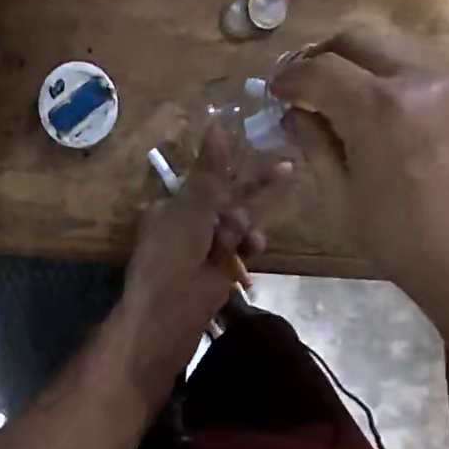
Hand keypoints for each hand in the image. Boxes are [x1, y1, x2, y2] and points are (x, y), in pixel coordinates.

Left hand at [112, 124, 288, 389]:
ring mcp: (199, 253)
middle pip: (225, 203)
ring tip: (236, 245)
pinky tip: (246, 259)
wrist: (163, 322)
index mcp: (170, 207)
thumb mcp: (189, 212)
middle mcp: (183, 226)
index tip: (267, 152)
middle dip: (243, 200)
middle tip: (286, 171)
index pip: (208, 180)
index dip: (237, 169)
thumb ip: (208, 174)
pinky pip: (238, 254)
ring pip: (235, 229)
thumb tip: (215, 126)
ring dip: (243, 231)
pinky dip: (245, 252)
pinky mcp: (214, 276)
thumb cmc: (169, 261)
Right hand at [271, 26, 448, 324]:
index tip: (271, 94)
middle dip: (316, 57)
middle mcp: (413, 79)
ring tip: (323, 94)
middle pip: (353, 38)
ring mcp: (439, 81)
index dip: (288, 79)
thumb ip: (314, 143)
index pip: (320, 69)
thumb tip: (295, 114)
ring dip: (346, 61)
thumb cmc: (396, 235)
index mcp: (378, 108)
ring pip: (381, 44)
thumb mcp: (338, 194)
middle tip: (295, 86)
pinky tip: (356, 104)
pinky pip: (402, 61)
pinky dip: (372, 70)